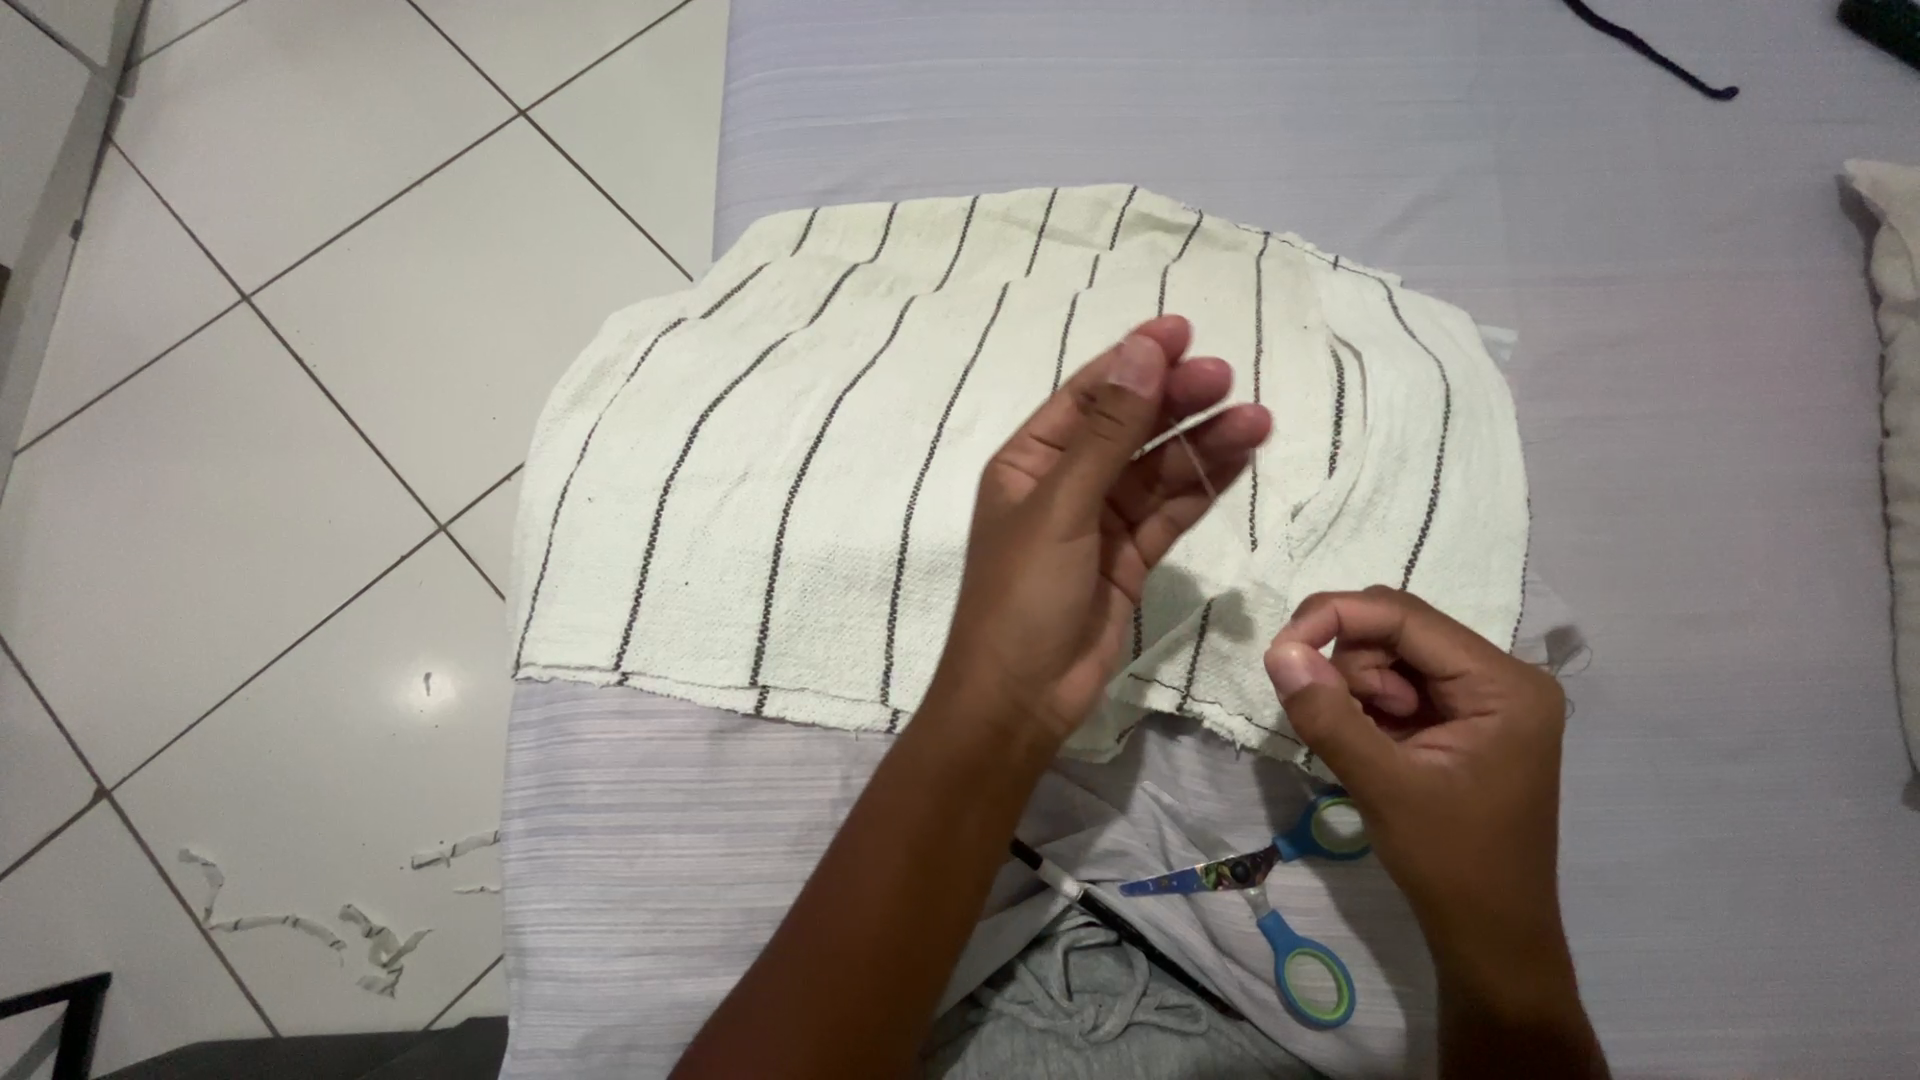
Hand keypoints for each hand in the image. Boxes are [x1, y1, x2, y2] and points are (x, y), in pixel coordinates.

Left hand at [930, 315, 1270, 744]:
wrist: (1021, 695)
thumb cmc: (1023, 595)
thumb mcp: (1061, 506)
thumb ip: (1107, 433)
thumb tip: (1142, 352)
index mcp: (1028, 462)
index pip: (1086, 397)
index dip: (1132, 362)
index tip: (1183, 331)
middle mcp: (1063, 484)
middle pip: (1128, 429)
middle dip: (1174, 401)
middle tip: (1226, 377)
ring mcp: (1099, 522)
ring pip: (1157, 470)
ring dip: (1201, 444)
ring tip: (1256, 419)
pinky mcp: (1129, 559)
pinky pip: (1170, 511)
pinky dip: (1202, 486)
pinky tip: (1240, 457)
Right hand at [1263, 587, 1574, 1005]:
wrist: (1489, 933)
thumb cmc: (1451, 862)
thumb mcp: (1382, 786)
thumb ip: (1328, 715)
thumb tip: (1277, 651)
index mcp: (1503, 684)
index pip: (1404, 617)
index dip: (1334, 618)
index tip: (1279, 650)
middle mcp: (1500, 677)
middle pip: (1395, 628)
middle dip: (1349, 665)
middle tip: (1345, 722)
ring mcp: (1482, 697)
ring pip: (1388, 653)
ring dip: (1356, 688)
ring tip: (1370, 747)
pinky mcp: (1461, 717)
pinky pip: (1395, 682)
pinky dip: (1367, 704)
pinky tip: (1375, 747)